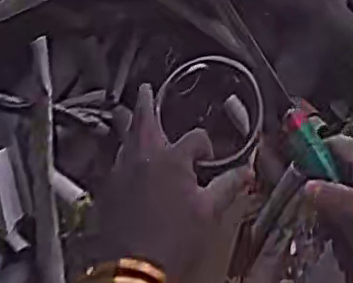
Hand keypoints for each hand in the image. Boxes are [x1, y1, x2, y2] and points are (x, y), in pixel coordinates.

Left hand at [90, 84, 252, 279]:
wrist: (135, 270)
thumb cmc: (172, 243)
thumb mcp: (207, 214)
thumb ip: (226, 187)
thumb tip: (245, 173)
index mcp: (173, 158)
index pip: (196, 138)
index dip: (205, 145)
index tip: (207, 157)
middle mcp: (145, 155)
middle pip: (144, 117)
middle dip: (146, 100)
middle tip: (145, 89)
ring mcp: (123, 169)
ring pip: (123, 135)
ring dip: (128, 124)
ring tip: (129, 115)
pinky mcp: (107, 188)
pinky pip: (112, 160)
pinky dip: (119, 153)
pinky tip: (122, 157)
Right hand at [305, 137, 352, 282]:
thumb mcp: (351, 210)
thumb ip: (325, 194)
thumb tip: (307, 185)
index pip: (333, 142)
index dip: (314, 153)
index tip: (301, 171)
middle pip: (336, 171)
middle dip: (325, 194)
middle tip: (320, 212)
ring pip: (345, 197)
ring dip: (338, 217)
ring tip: (338, 236)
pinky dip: (351, 229)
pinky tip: (352, 249)